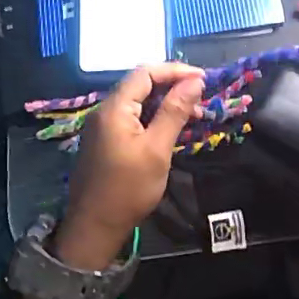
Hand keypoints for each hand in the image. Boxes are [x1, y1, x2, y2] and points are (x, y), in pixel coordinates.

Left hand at [56, 63, 204, 269]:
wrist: (95, 226)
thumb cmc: (128, 189)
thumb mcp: (157, 149)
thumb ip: (174, 112)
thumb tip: (194, 82)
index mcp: (114, 108)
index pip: (145, 73)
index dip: (175, 71)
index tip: (203, 77)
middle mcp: (105, 111)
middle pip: (140, 85)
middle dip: (172, 85)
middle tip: (201, 95)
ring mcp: (103, 126)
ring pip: (138, 102)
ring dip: (165, 102)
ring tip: (194, 112)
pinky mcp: (106, 140)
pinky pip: (132, 118)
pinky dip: (154, 117)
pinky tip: (173, 126)